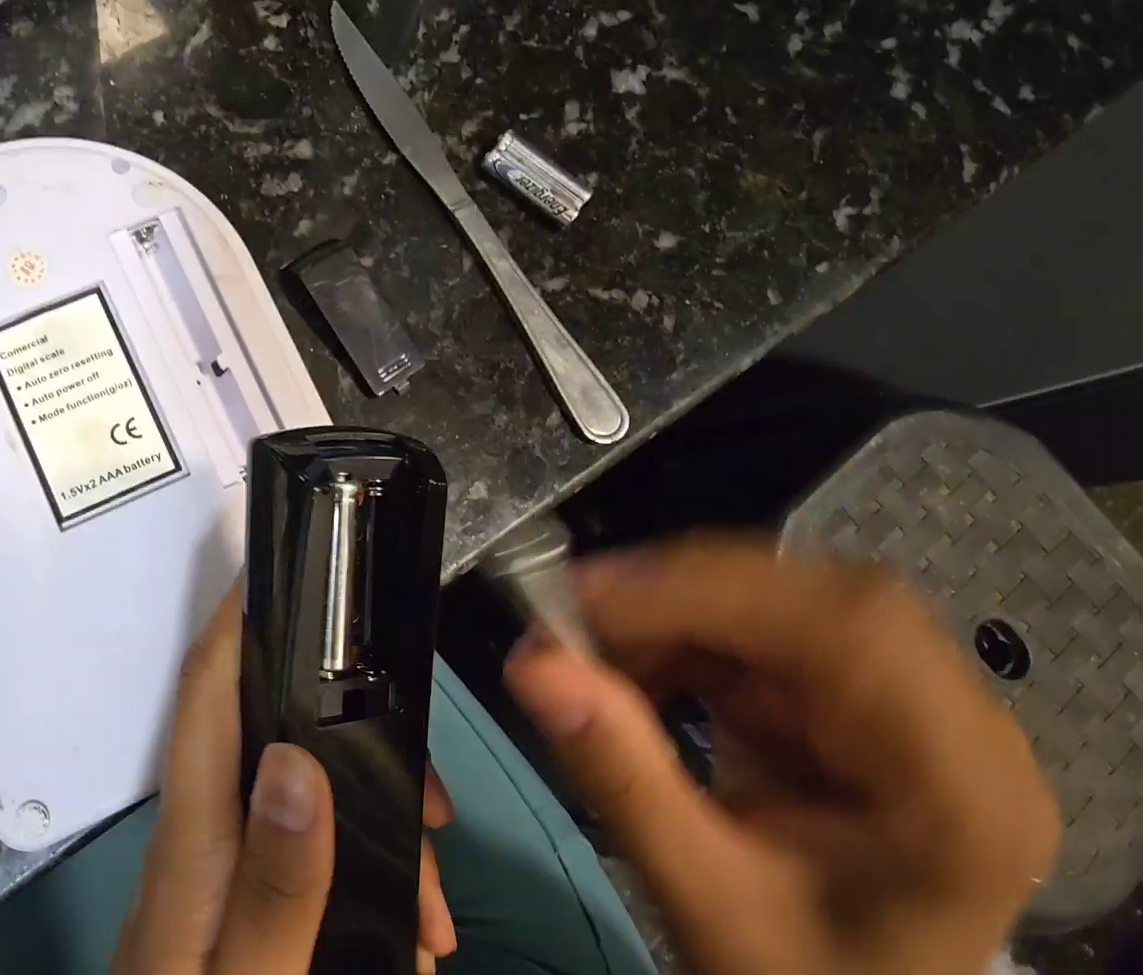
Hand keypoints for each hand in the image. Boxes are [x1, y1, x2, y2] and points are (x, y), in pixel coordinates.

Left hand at [113, 584, 456, 974]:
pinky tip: (408, 926)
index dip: (238, 620)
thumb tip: (298, 759)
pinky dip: (364, 875)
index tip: (283, 566)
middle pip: (274, 734)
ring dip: (375, 827)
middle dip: (358, 740)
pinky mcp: (244, 899)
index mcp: (195, 834)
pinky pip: (309, 853)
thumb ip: (273, 887)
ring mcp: (224, 866)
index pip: (209, 693)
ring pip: (305, 795)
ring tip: (434, 896)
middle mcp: (205, 831)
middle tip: (432, 802)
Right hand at [506, 536, 1058, 974]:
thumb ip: (622, 777)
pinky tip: (624, 671)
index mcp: (958, 787)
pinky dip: (672, 641)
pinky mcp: (842, 702)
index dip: (710, 590)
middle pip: (813, 602)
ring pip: (772, 606)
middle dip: (678, 597)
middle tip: (569, 614)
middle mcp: (947, 725)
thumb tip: (531, 662)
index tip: (587, 597)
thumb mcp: (706, 898)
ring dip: (665, 617)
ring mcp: (895, 706)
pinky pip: (749, 636)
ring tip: (584, 653)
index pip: (848, 632)